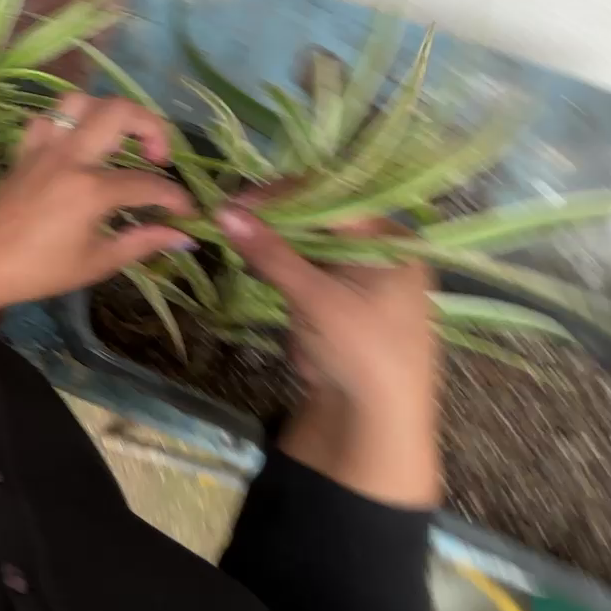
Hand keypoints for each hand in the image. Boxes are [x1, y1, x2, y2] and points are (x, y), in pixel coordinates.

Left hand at [0, 94, 195, 313]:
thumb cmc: (37, 271)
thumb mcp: (96, 262)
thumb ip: (142, 242)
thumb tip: (182, 234)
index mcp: (90, 190)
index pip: (148, 184)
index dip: (176, 198)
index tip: (186, 212)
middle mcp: (68, 158)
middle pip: (118, 111)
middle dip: (152, 125)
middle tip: (157, 156)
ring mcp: (41, 150)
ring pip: (77, 102)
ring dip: (105, 113)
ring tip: (118, 141)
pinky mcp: (22, 152)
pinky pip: (46, 120)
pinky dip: (65, 123)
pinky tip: (76, 146)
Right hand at [216, 206, 441, 505]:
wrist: (372, 414)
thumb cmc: (361, 350)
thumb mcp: (315, 297)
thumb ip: (270, 251)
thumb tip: (222, 209)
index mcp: (389, 242)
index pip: (330, 199)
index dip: (280, 196)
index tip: (233, 203)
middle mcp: (375, 247)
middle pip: (315, 214)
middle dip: (269, 212)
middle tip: (225, 215)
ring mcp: (353, 268)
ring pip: (303, 235)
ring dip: (265, 232)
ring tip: (228, 230)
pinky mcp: (331, 288)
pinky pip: (298, 258)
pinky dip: (271, 253)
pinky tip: (245, 254)